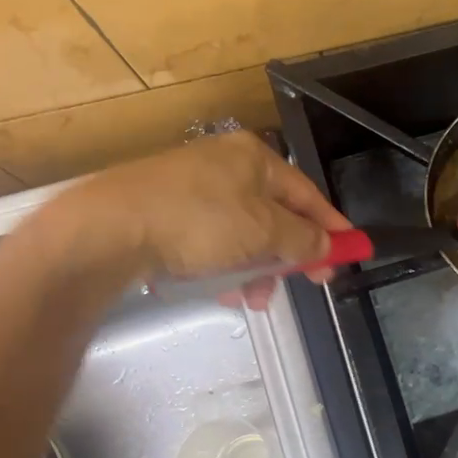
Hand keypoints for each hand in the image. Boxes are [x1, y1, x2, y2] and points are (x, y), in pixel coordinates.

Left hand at [39, 130, 351, 306]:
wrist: (109, 228)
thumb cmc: (199, 221)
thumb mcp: (266, 232)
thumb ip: (305, 240)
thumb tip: (327, 245)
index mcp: (254, 158)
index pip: (307, 194)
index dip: (331, 226)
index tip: (349, 253)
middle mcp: (224, 166)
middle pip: (274, 217)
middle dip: (287, 257)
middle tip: (298, 285)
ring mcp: (190, 188)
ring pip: (241, 236)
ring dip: (254, 270)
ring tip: (250, 298)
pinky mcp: (163, 212)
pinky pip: (210, 243)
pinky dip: (221, 268)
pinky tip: (219, 291)